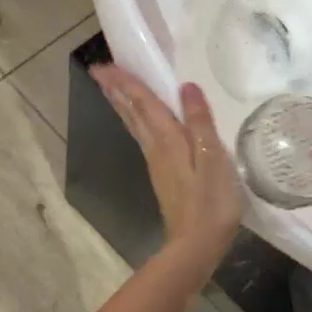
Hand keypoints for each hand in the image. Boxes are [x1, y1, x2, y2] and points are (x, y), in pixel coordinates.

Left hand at [91, 64, 241, 262]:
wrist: (195, 246)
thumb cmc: (210, 203)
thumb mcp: (212, 159)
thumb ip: (199, 123)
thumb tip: (186, 86)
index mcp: (168, 140)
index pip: (144, 103)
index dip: (127, 82)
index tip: (104, 64)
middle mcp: (156, 148)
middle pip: (133, 113)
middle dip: (117, 91)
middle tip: (98, 72)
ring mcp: (157, 164)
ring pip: (135, 126)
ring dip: (123, 106)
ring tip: (112, 90)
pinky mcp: (163, 177)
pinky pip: (144, 138)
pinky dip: (137, 123)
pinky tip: (141, 125)